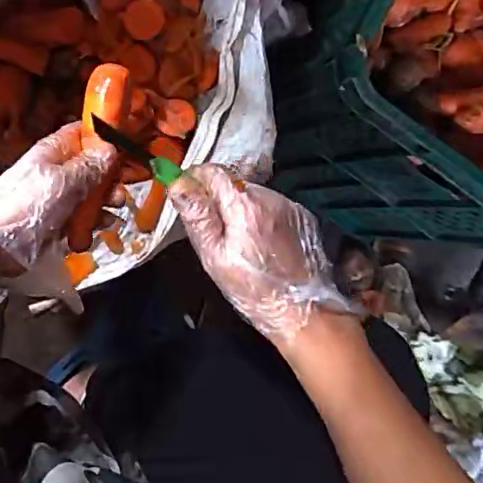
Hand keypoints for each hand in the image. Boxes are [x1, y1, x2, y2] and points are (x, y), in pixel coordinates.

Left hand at [0, 123, 114, 271]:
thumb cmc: (26, 205)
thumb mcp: (61, 182)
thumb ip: (88, 167)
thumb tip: (111, 147)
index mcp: (54, 151)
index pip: (82, 132)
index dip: (104, 135)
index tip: (127, 145)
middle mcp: (57, 170)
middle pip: (91, 165)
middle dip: (110, 175)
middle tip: (120, 188)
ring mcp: (57, 196)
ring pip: (90, 192)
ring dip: (106, 199)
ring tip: (116, 206)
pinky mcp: (57, 221)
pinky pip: (83, 216)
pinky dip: (95, 220)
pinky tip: (106, 224)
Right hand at [169, 164, 357, 343]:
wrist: (304, 312)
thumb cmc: (252, 289)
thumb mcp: (214, 256)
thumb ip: (197, 216)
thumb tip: (179, 184)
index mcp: (244, 206)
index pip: (213, 171)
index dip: (195, 179)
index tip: (187, 196)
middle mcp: (270, 198)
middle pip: (233, 182)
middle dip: (217, 198)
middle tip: (211, 229)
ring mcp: (289, 206)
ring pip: (251, 194)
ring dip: (239, 207)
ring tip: (237, 240)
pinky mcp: (302, 217)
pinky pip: (271, 206)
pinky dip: (259, 216)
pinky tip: (259, 243)